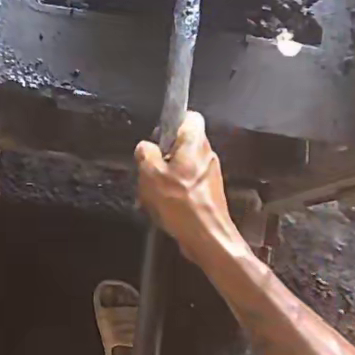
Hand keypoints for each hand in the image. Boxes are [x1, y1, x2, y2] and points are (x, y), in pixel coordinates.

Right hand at [136, 112, 244, 261]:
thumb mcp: (151, 175)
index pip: (190, 117)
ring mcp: (209, 174)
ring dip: (166, 176)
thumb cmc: (182, 205)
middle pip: (182, 143)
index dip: (172, 122)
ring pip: (182, 165)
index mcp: (195, 144)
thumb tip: (145, 147)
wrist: (207, 237)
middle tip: (150, 169)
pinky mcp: (208, 192)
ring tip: (153, 193)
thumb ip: (145, 154)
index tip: (158, 137)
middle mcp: (206, 155)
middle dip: (163, 155)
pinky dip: (174, 191)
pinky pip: (187, 183)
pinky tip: (163, 207)